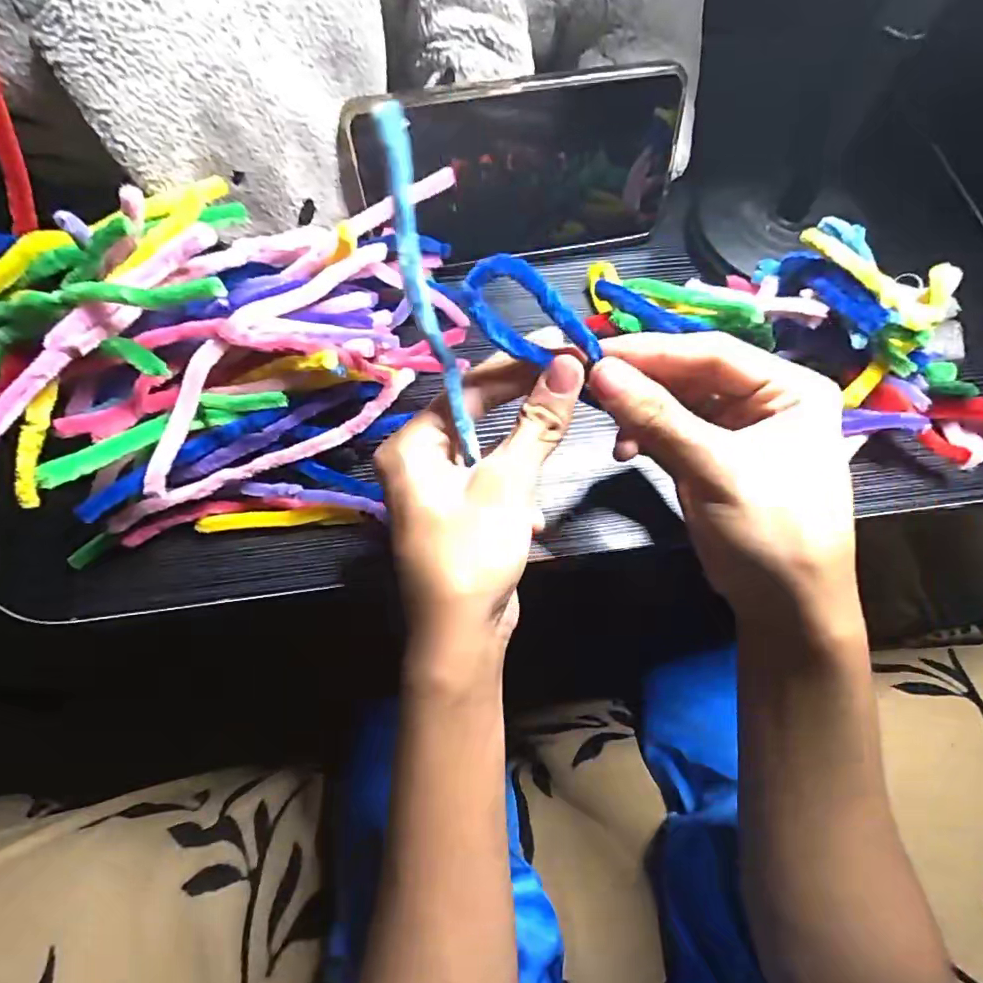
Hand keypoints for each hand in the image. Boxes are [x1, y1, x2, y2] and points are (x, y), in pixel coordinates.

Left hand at [376, 355, 585, 644]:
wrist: (460, 635)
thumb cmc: (473, 554)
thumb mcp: (508, 484)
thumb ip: (537, 423)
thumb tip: (566, 364)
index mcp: (411, 444)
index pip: (468, 386)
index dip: (518, 364)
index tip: (562, 346)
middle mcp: (416, 460)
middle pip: (479, 415)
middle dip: (525, 410)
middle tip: (571, 381)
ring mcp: (435, 489)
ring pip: (491, 451)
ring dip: (523, 463)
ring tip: (549, 461)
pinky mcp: (457, 514)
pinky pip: (491, 484)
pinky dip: (515, 495)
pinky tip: (531, 522)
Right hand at [586, 333, 862, 628]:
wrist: (786, 605)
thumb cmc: (769, 532)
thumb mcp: (714, 469)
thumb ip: (657, 417)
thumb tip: (600, 370)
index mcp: (790, 388)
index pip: (712, 352)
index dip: (652, 350)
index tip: (596, 351)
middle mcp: (767, 399)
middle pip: (692, 374)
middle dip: (642, 382)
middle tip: (590, 382)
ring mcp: (738, 430)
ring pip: (677, 403)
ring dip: (640, 413)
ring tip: (610, 424)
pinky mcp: (713, 458)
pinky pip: (672, 433)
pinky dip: (646, 437)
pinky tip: (625, 449)